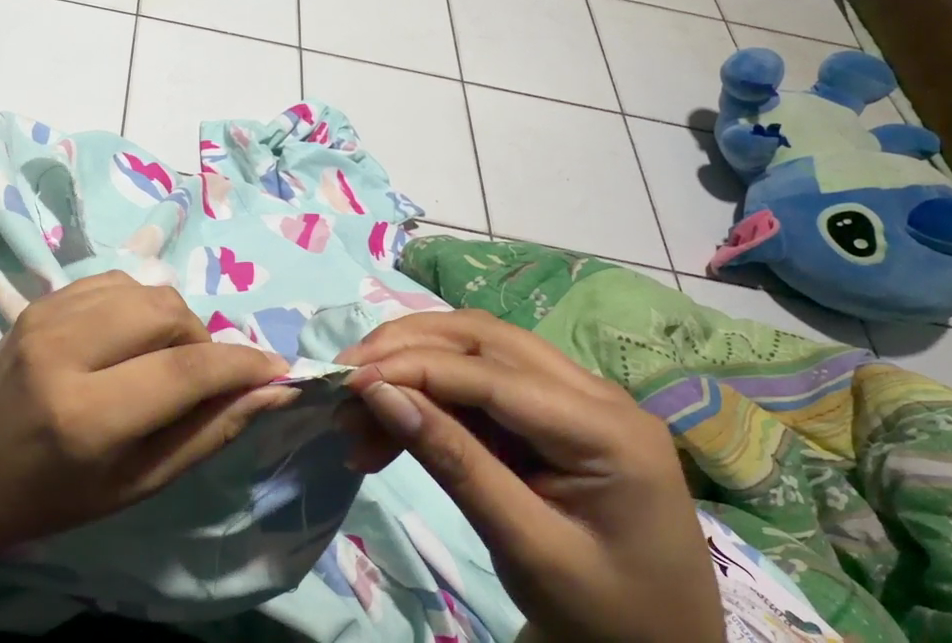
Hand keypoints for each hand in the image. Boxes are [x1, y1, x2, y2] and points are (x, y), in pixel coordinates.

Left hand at [0, 272, 296, 554]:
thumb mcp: (138, 483)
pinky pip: (111, 282)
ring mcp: (44, 317)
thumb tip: (271, 390)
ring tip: (161, 361)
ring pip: (142, 289)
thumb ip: (207, 433)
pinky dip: (136, 306)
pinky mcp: (37, 302)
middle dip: (201, 340)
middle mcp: (63, 351)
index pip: (186, 370)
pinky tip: (128, 341)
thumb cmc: (55, 496)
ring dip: (170, 321)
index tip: (276, 370)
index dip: (242, 366)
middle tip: (198, 378)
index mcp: (87, 414)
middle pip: (166, 312)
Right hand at [335, 310, 723, 642]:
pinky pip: (480, 386)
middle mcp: (597, 396)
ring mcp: (577, 401)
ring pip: (476, 352)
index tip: (345, 380)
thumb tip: (376, 391)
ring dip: (411, 368)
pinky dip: (429, 396)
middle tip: (342, 377)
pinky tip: (391, 425)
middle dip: (405, 349)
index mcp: (608, 430)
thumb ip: (453, 462)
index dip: (412, 366)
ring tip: (355, 412)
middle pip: (483, 338)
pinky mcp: (553, 417)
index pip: (492, 373)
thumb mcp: (525, 546)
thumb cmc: (601, 614)